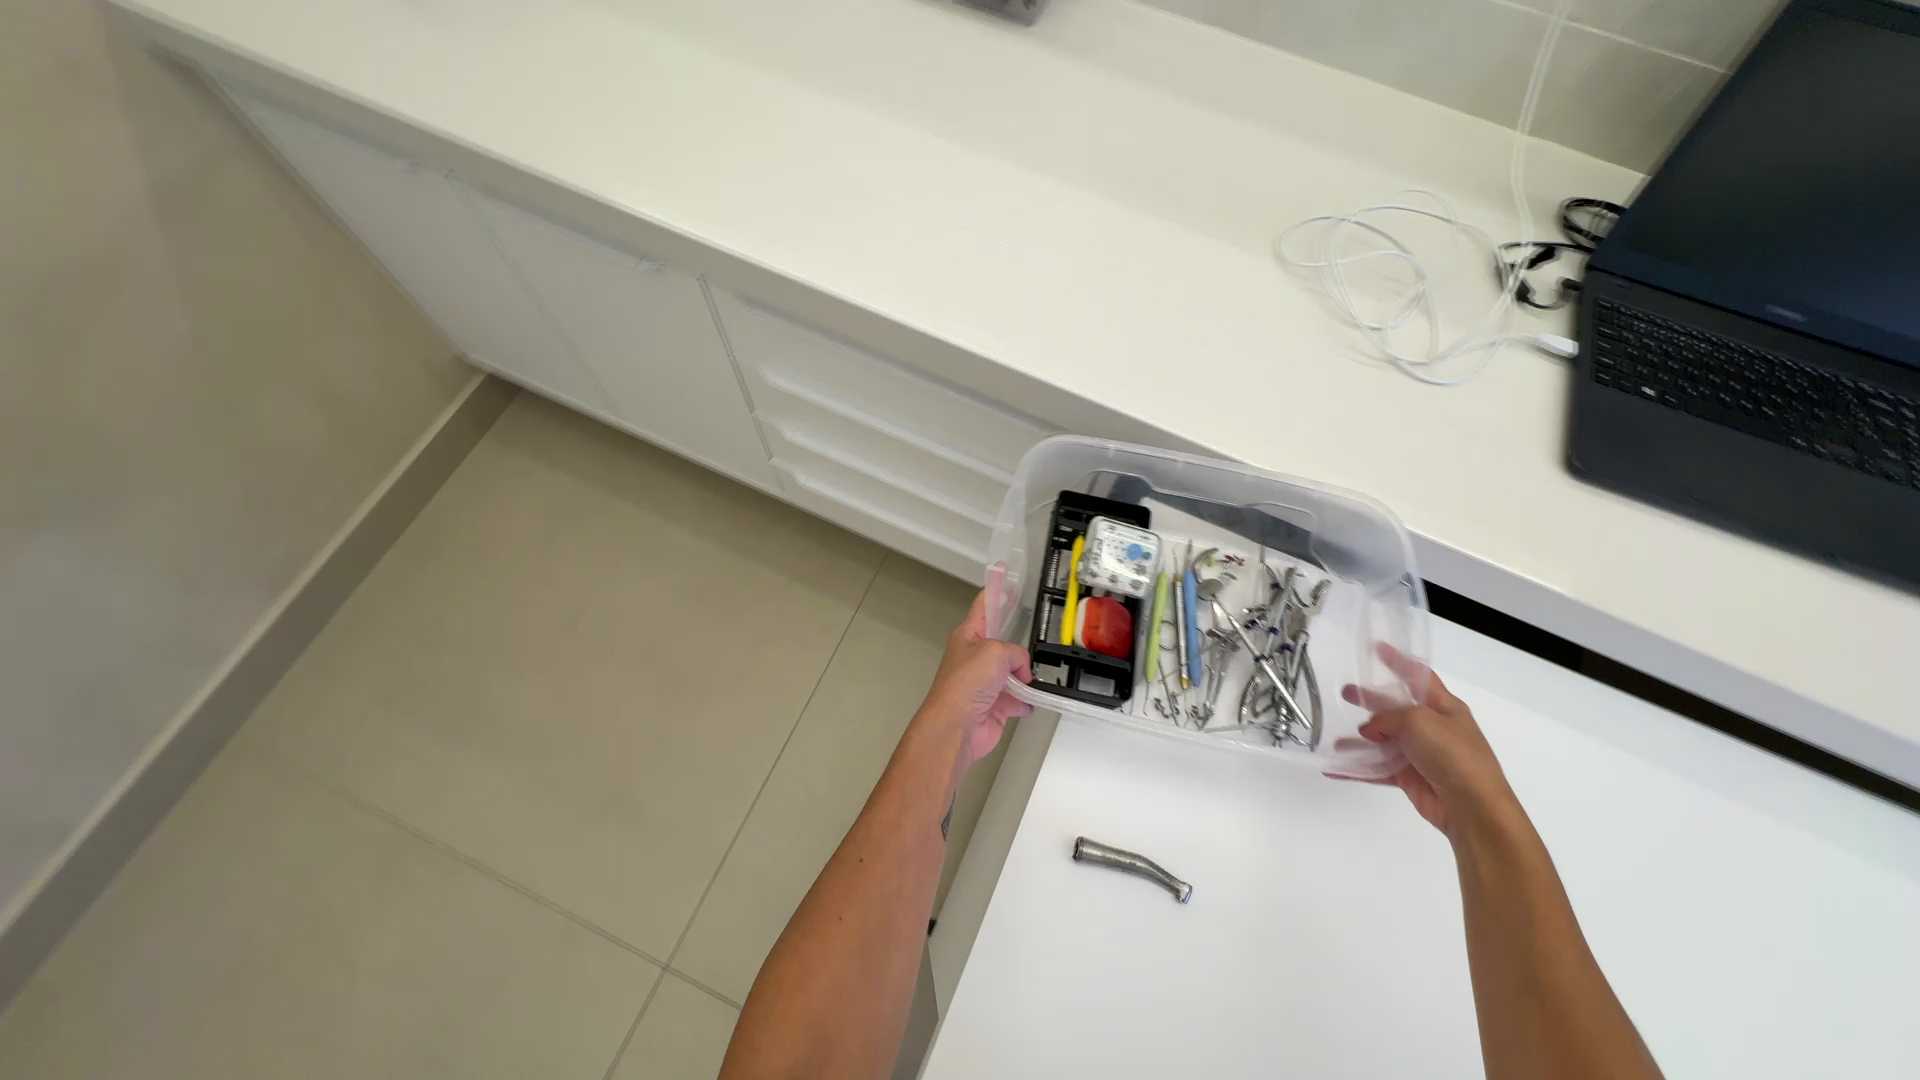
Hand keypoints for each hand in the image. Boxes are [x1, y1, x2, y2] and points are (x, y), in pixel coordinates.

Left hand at [920, 591, 1033, 763]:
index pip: (984, 605)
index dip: (996, 588)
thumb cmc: (966, 683)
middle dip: (1018, 644)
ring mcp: (985, 683)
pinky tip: (1030, 701)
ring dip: (1025, 677)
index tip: (1004, 571)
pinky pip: (1018, 699)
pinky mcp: (994, 706)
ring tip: (1032, 679)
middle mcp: (976, 657)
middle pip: (1003, 642)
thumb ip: (1016, 652)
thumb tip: (1022, 671)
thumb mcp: (995, 651)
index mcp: (969, 636)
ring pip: (1014, 673)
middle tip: (1036, 639)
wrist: (957, 726)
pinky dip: (1026, 702)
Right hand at [1339, 645, 1522, 843]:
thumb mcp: (1418, 722)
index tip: (1378, 648)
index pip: (1419, 676)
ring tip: (1335, 739)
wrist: (1472, 806)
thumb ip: (1386, 719)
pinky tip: (1336, 767)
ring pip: (1384, 740)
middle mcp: (1433, 728)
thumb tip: (1369, 730)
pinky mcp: (1411, 777)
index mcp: (1443, 707)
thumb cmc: (1452, 755)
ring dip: (1360, 739)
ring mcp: (1422, 754)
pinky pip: (1378, 768)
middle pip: (1396, 708)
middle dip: (1371, 700)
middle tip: (1345, 693)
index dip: (1398, 661)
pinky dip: (1357, 768)